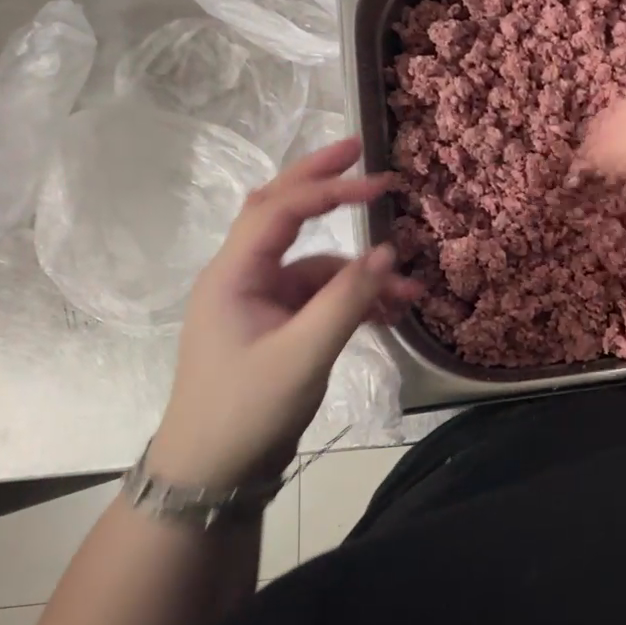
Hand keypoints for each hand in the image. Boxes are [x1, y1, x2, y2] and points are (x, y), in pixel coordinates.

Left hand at [150, 138, 422, 487]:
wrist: (214, 471)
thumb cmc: (247, 409)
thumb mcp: (305, 353)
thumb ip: (348, 298)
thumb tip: (388, 250)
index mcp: (234, 276)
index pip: (282, 211)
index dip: (332, 189)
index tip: (382, 182)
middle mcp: (243, 278)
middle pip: (282, 213)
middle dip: (324, 183)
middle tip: (363, 153)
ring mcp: (260, 302)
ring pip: (317, 265)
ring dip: (362, 271)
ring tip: (411, 291)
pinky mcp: (278, 326)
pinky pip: (323, 297)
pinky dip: (357, 298)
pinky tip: (391, 313)